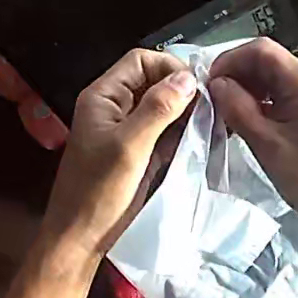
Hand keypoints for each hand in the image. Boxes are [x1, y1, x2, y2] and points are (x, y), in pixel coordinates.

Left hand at [40, 49, 196, 258]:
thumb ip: (157, 109)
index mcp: (103, 97)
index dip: (169, 67)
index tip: (198, 86)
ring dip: (187, 112)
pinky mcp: (140, 152)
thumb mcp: (129, 146)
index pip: (140, 61)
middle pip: (154, 82)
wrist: (82, 236)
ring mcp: (128, 131)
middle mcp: (115, 108)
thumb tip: (189, 78)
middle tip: (214, 105)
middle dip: (182, 90)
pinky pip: (165, 132)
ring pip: (162, 107)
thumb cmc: (98, 190)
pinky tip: (206, 137)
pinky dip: (184, 132)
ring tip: (215, 121)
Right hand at [207, 39, 297, 236]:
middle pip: (268, 62)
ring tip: (228, 118)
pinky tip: (249, 127)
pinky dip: (262, 105)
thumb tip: (217, 84)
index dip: (229, 60)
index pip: (260, 50)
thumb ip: (238, 109)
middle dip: (236, 77)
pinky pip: (285, 97)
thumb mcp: (268, 145)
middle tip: (214, 104)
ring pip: (274, 81)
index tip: (209, 84)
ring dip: (247, 93)